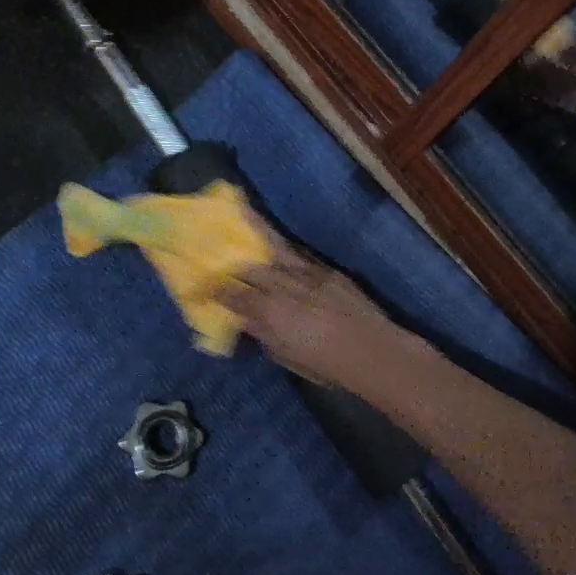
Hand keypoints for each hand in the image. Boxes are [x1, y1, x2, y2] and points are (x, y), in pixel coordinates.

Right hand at [217, 242, 410, 388]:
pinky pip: (298, 254)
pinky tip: (277, 241)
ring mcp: (306, 273)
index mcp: (268, 310)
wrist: (372, 350)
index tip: (203, 286)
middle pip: (250, 266)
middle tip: (217, 250)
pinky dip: (283, 247)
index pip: (233, 294)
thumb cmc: (325, 364)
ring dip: (256, 229)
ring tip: (242, 210)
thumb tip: (245, 318)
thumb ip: (262, 332)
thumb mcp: (285, 355)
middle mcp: (283, 285)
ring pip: (274, 248)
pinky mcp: (326, 270)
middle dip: (232, 260)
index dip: (215, 289)